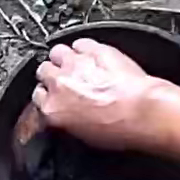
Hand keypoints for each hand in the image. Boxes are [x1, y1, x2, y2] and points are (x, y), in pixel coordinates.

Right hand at [32, 38, 166, 150]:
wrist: (142, 113)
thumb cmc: (119, 128)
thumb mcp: (83, 136)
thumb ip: (66, 120)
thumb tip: (68, 116)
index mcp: (52, 110)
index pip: (38, 97)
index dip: (48, 95)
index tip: (55, 96)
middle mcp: (58, 85)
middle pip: (43, 71)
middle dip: (53, 75)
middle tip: (67, 81)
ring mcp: (74, 64)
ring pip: (57, 52)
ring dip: (64, 58)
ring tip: (77, 65)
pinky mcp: (93, 50)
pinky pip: (80, 43)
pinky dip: (84, 48)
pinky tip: (93, 55)